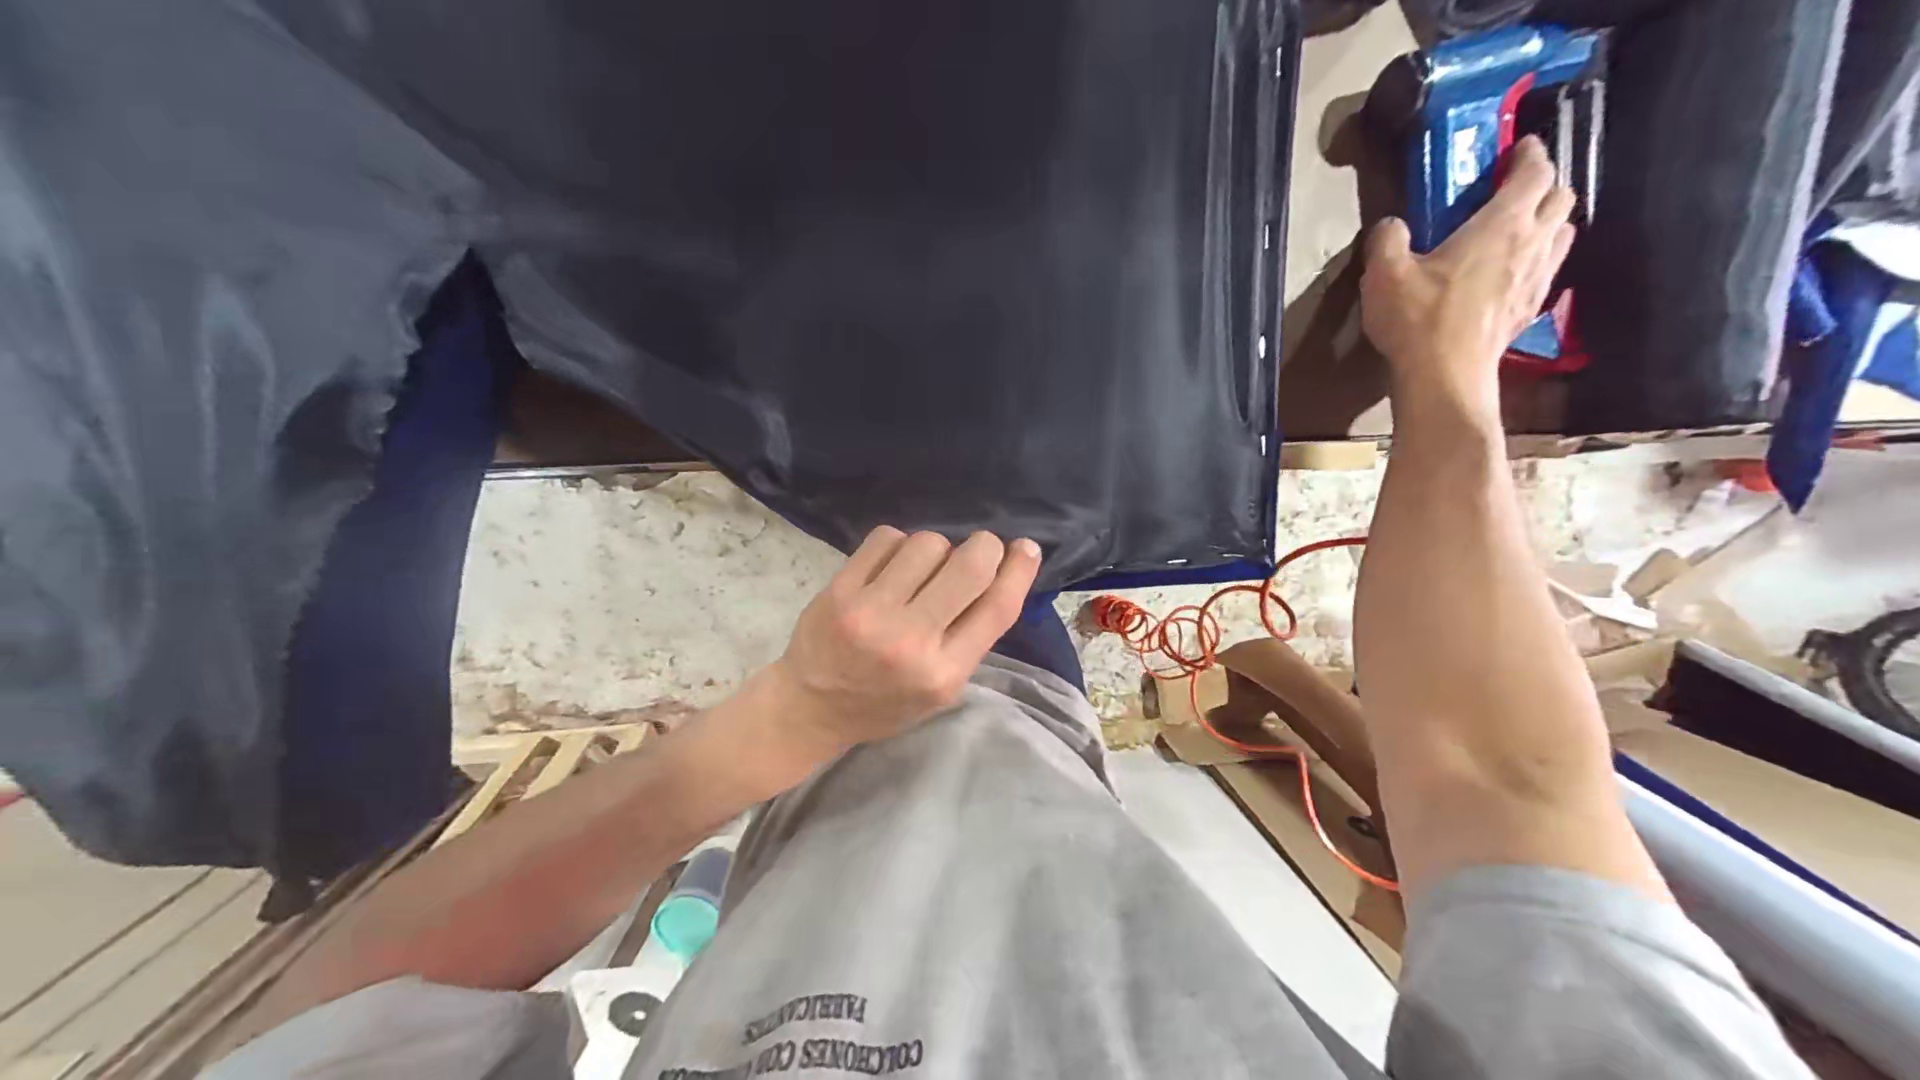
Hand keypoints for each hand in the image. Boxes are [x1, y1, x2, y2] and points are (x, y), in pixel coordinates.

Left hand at [766, 527, 1042, 755]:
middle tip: (981, 548)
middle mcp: (910, 641)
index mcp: (944, 673)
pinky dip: (899, 543)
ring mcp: (870, 613)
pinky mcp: (839, 591)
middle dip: (985, 545)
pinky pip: (886, 538)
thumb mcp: (942, 689)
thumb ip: (971, 638)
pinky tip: (894, 563)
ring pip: (927, 543)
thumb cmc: (885, 702)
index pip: (998, 608)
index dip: (1020, 570)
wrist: (810, 707)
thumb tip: (1002, 572)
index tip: (1027, 548)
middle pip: (969, 566)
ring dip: (937, 547)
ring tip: (925, 567)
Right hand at [1361, 136, 1575, 418]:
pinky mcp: (1531, 308)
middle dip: (1544, 186)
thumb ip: (1387, 239)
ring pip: (1563, 232)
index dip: (1530, 154)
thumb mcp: (1384, 274)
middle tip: (1514, 190)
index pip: (1535, 172)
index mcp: (1502, 224)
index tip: (1517, 149)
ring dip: (1547, 222)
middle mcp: (1532, 243)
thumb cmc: (1418, 318)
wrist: (1444, 374)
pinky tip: (1512, 271)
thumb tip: (1392, 225)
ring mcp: (1538, 277)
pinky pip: (1548, 269)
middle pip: (1561, 197)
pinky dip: (1538, 258)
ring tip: (1519, 229)